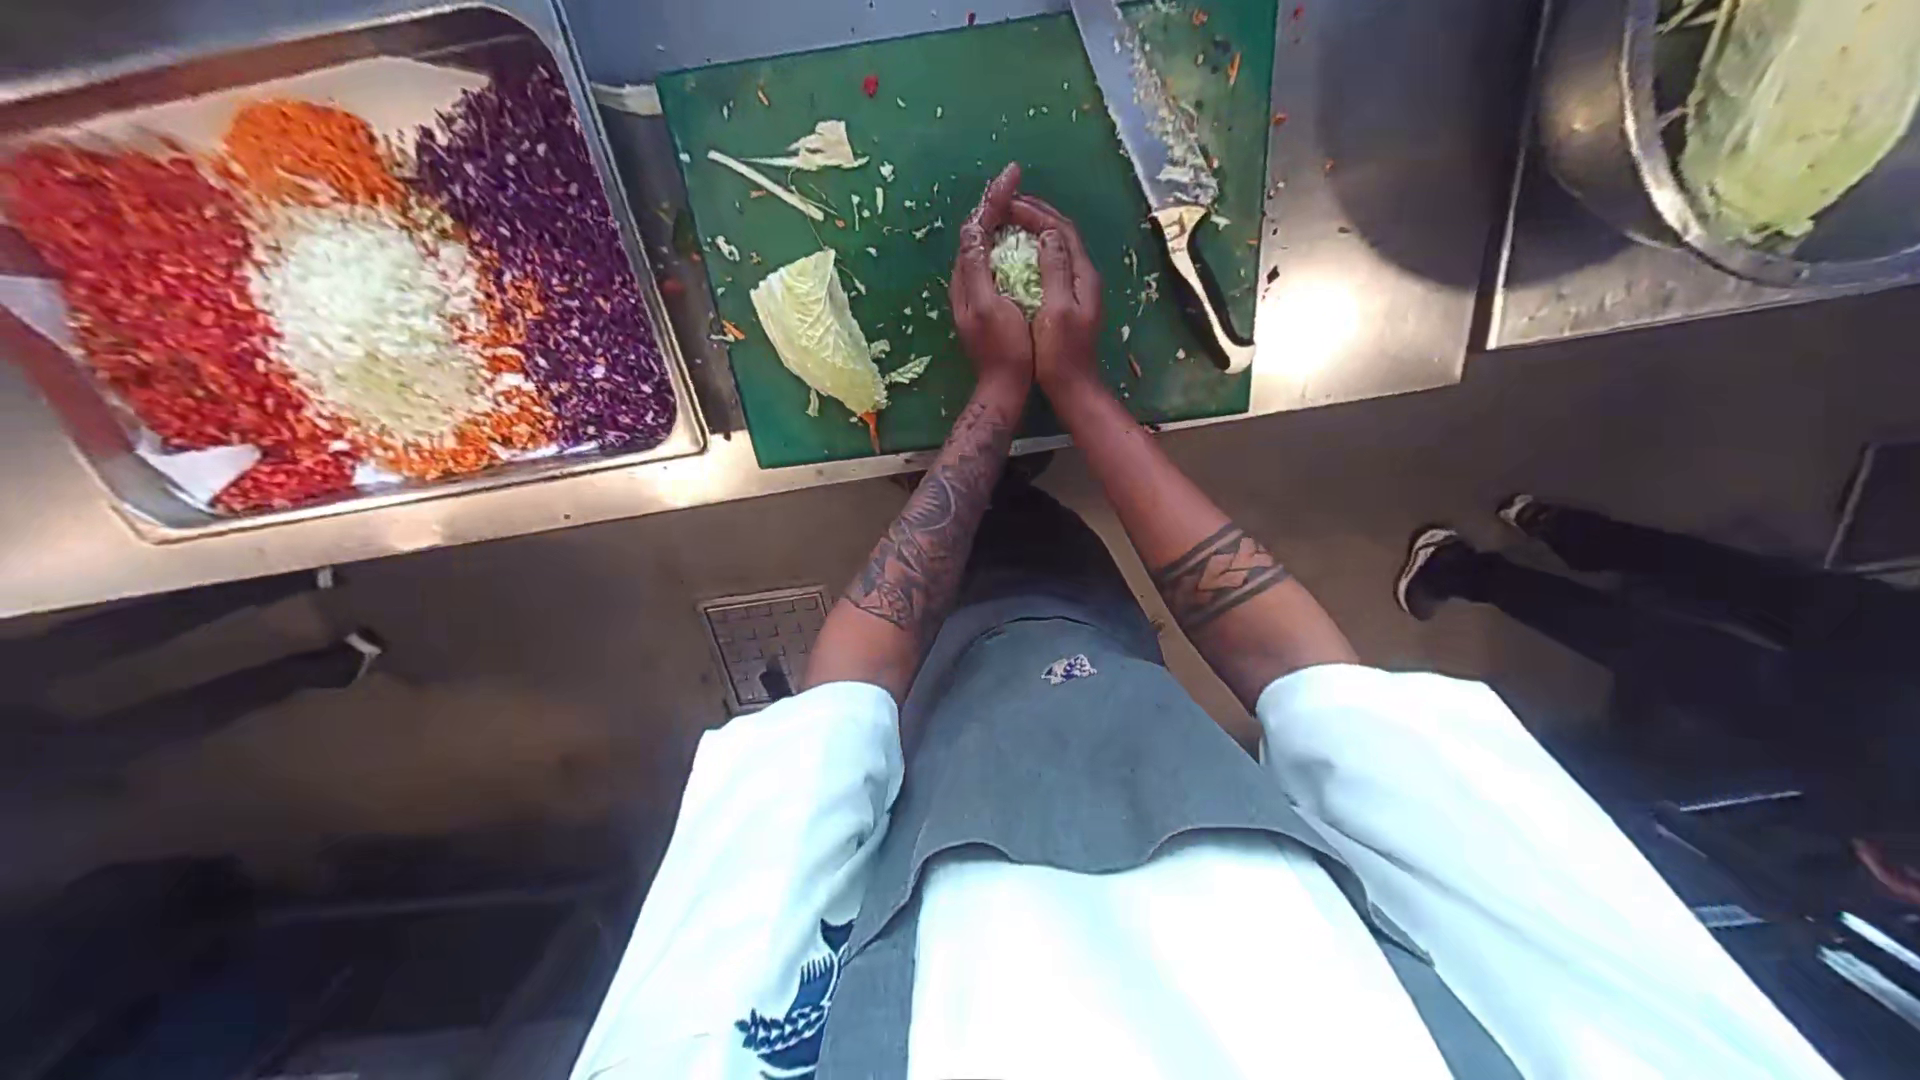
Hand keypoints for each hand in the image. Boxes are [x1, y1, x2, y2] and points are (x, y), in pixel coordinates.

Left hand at [950, 163, 1032, 392]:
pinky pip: (992, 260)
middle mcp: (965, 281)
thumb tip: (973, 229)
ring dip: (997, 219)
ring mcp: (975, 292)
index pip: (975, 228)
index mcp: (966, 278)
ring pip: (983, 245)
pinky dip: (1003, 241)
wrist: (1004, 385)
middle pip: (976, 232)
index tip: (1013, 174)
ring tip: (1015, 198)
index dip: (993, 199)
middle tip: (1014, 179)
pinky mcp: (986, 302)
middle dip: (993, 202)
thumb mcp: (989, 307)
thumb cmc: (1005, 349)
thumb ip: (977, 268)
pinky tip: (1016, 239)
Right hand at [1009, 195, 1102, 401]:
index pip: (1061, 229)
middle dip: (1036, 214)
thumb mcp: (1057, 310)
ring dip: (1036, 229)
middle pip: (1062, 233)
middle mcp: (1083, 276)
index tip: (1008, 205)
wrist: (1073, 387)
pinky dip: (1035, 250)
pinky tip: (1019, 253)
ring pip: (1057, 246)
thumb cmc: (1061, 354)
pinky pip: (1051, 262)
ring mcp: (1077, 288)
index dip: (1036, 212)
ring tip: (1011, 221)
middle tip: (1007, 204)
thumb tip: (1047, 233)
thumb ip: (1055, 270)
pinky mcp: (1068, 300)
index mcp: (1082, 275)